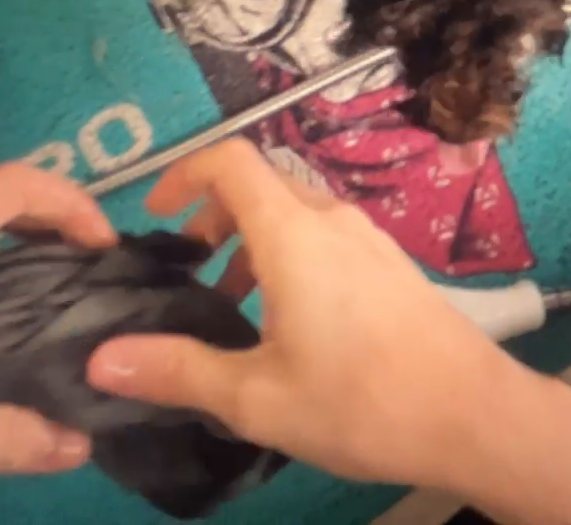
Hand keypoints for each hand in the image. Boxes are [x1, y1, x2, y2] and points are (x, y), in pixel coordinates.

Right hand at [86, 140, 528, 490]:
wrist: (470, 411)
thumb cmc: (358, 400)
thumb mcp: (257, 396)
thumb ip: (178, 370)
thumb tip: (100, 360)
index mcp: (293, 233)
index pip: (231, 160)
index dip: (185, 172)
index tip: (157, 215)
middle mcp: (331, 218)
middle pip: (260, 184)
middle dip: (214, 215)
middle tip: (190, 269)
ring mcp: (366, 235)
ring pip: (293, 210)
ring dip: (252, 239)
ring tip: (233, 303)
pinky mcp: (387, 259)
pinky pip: (324, 233)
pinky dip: (289, 252)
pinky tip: (291, 319)